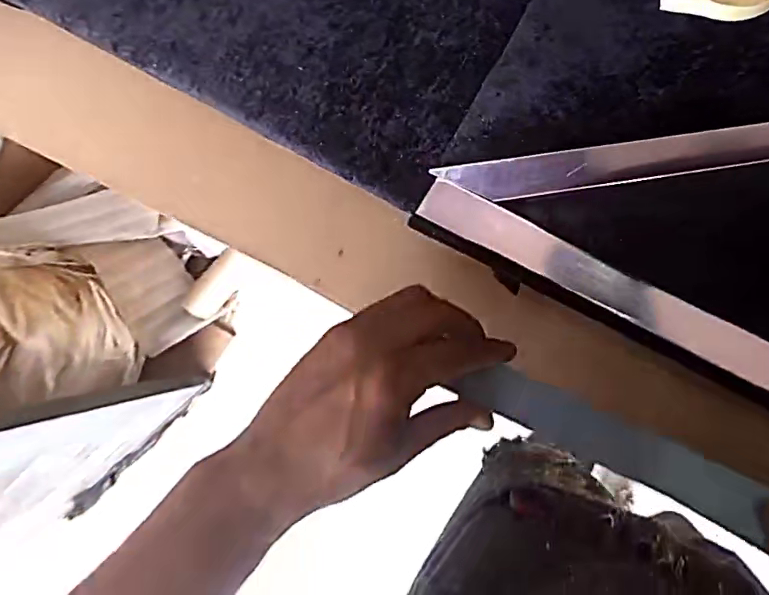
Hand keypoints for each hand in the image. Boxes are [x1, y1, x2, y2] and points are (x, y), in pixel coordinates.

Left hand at [215, 284, 516, 526]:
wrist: (265, 470)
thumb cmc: (324, 470)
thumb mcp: (397, 453)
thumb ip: (446, 422)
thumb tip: (482, 412)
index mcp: (389, 381)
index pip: (456, 353)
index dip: (487, 351)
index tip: (504, 352)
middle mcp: (372, 347)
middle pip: (440, 313)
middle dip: (468, 327)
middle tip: (478, 348)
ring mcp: (352, 333)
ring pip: (415, 299)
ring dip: (441, 313)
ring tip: (449, 339)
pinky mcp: (338, 330)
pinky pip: (388, 305)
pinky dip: (413, 313)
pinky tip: (415, 339)